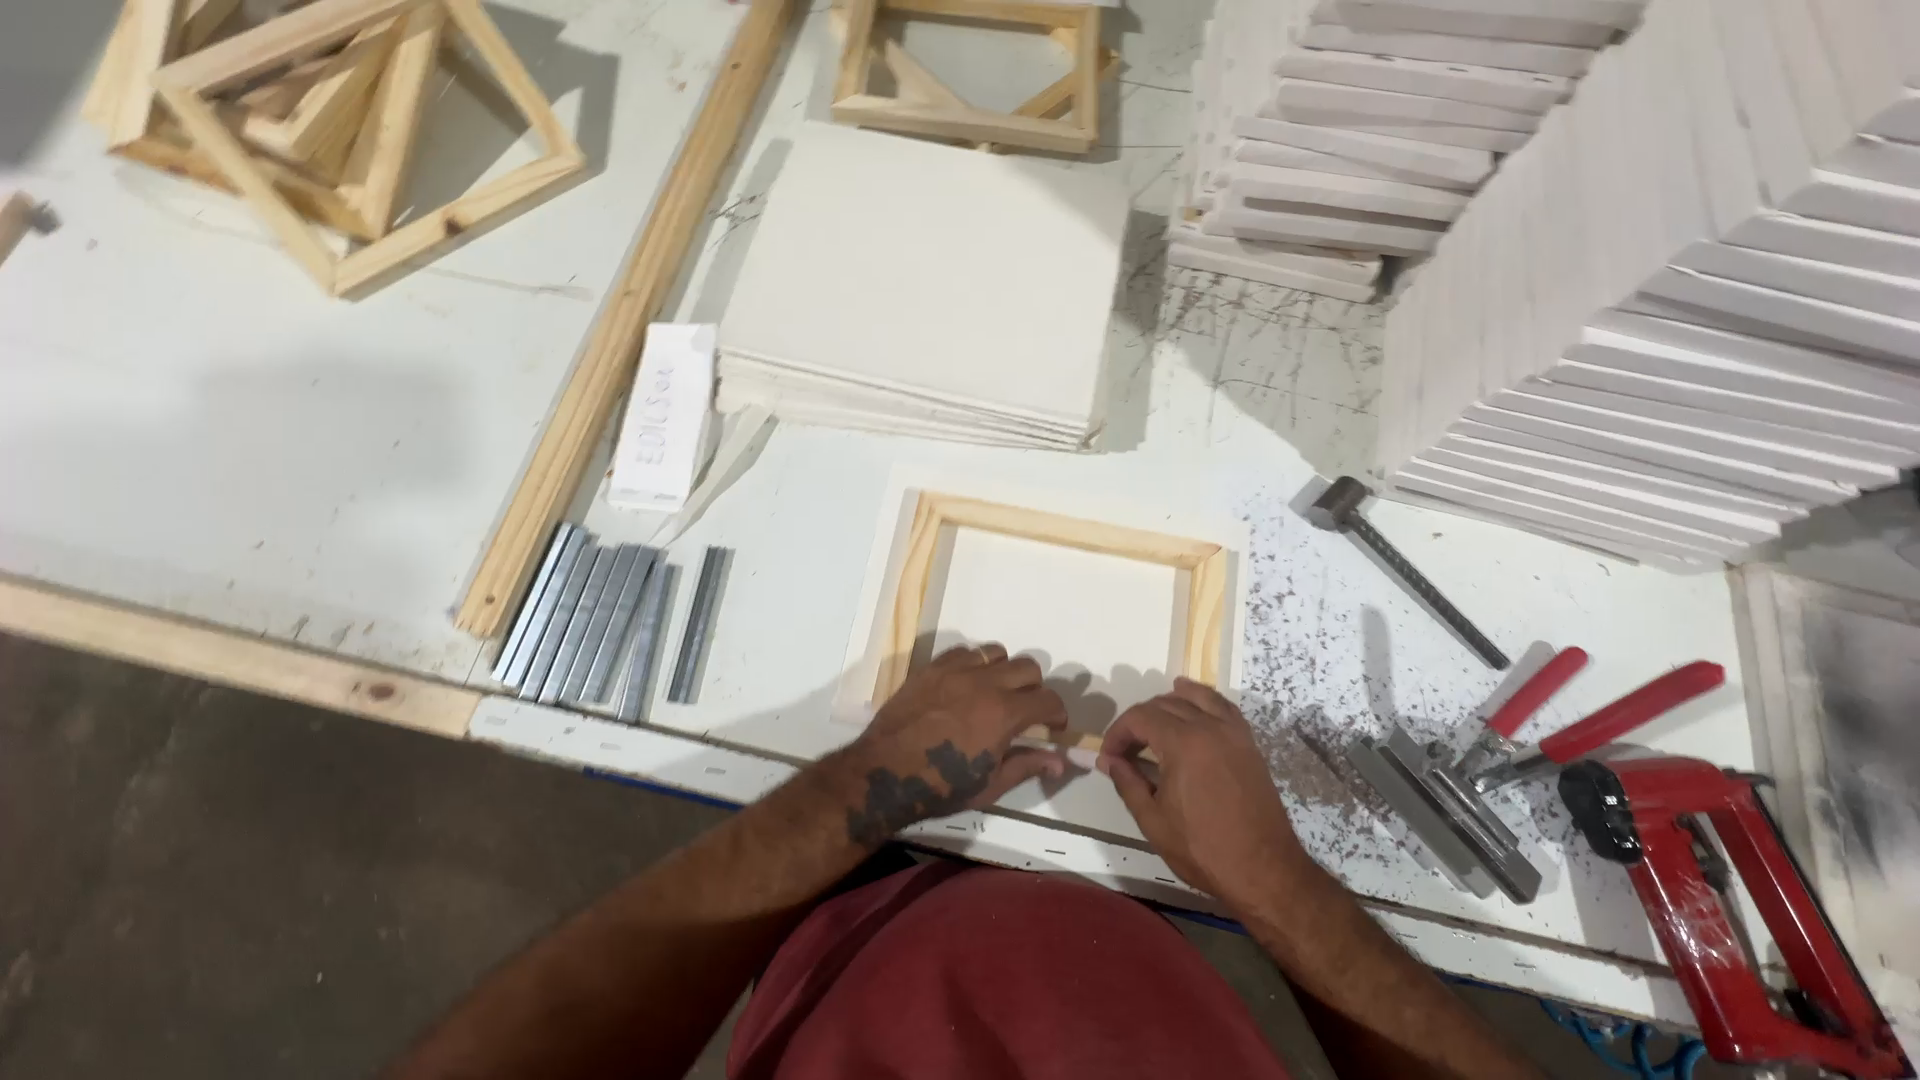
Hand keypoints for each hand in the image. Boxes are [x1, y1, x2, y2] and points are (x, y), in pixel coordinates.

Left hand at [837, 644, 1069, 846]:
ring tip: (994, 693)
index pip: (1048, 700)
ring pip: (996, 653)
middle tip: (1024, 711)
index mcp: (1004, 713)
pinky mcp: (931, 668)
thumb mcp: (990, 785)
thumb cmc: (941, 787)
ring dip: (1004, 671)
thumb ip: (1027, 765)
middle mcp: (984, 683)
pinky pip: (963, 652)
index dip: (1057, 714)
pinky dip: (973, 664)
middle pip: (1028, 668)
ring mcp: (955, 671)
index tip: (1052, 728)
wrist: (885, 774)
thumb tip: (1061, 761)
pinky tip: (965, 685)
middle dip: (1034, 689)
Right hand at [1098, 678, 1309, 909]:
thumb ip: (1127, 782)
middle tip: (1126, 750)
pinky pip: (1224, 708)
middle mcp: (1210, 728)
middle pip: (1165, 704)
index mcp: (1183, 744)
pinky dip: (1204, 701)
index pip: (1139, 718)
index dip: (1117, 733)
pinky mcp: (1249, 745)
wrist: (1264, 870)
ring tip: (1154, 721)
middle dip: (1139, 721)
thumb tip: (1107, 760)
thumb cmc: (1203, 849)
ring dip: (1170, 703)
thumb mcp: (1153, 820)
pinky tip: (1194, 708)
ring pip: (1197, 697)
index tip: (1109, 757)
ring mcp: (1234, 733)